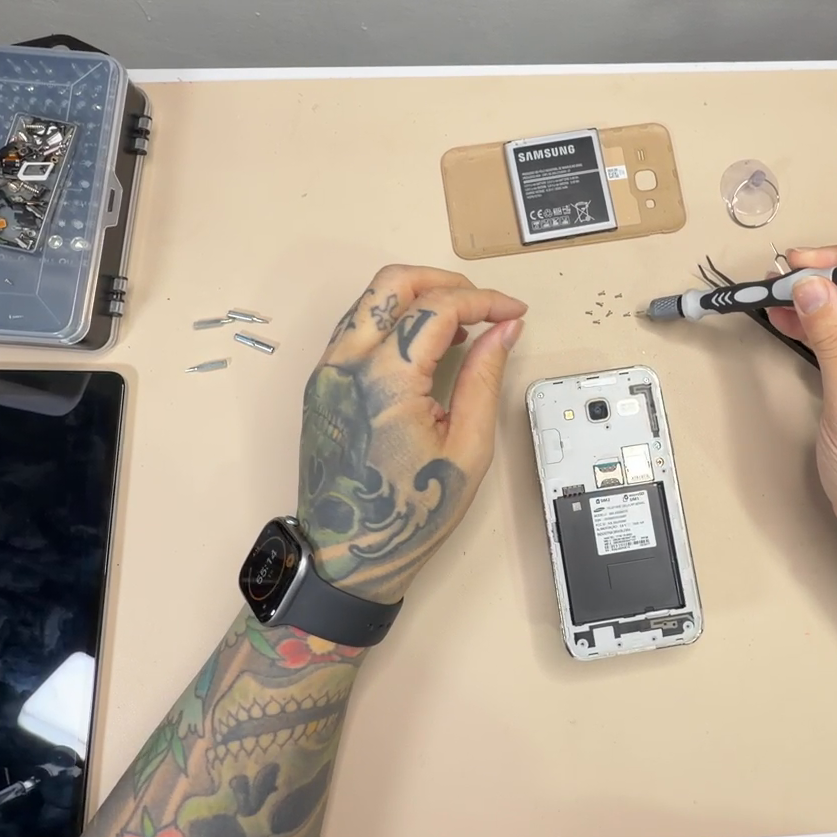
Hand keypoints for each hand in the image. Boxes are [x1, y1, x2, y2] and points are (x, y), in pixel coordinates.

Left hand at [298, 265, 525, 604]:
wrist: (347, 555)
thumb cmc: (410, 513)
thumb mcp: (467, 448)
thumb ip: (485, 378)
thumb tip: (505, 329)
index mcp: (385, 381)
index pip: (437, 308)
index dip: (484, 300)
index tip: (513, 312)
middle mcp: (346, 364)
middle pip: (393, 282)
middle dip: (446, 281)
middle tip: (484, 304)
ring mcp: (328, 371)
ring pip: (371, 299)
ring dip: (418, 297)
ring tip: (462, 326)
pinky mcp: (323, 382)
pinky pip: (358, 327)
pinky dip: (396, 320)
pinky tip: (427, 346)